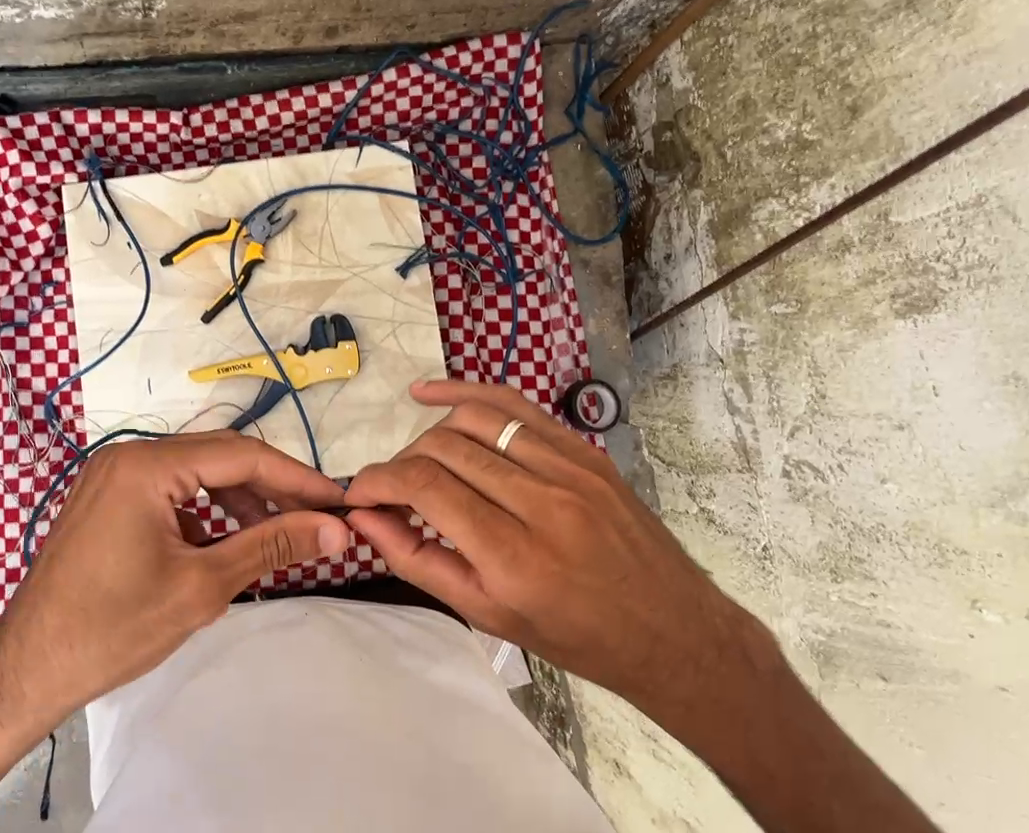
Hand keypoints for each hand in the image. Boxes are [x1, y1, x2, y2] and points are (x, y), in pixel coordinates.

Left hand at [0, 431, 349, 720]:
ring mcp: (112, 475)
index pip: (241, 455)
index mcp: (147, 464)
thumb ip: (272, 546)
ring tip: (274, 540)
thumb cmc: (115, 628)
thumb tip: (336, 528)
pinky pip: (168, 492)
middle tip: (317, 521)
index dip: (297, 479)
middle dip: (270, 490)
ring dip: (238, 502)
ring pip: (194, 475)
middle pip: (218, 459)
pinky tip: (222, 548)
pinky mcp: (106, 499)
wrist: (30, 669)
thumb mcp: (203, 586)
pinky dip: (203, 514)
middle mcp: (128, 455)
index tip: (341, 501)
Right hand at [344, 379, 763, 715]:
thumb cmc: (573, 635)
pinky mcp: (584, 449)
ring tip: (416, 460)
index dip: (377, 482)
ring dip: (428, 433)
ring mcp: (570, 466)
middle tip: (387, 489)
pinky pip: (514, 403)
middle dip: (399, 463)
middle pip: (442, 447)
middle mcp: (542, 500)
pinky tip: (430, 395)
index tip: (358, 494)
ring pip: (473, 417)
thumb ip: (416, 560)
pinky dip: (465, 393)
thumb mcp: (485, 615)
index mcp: (514, 555)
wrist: (670, 630)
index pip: (424, 487)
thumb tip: (362, 517)